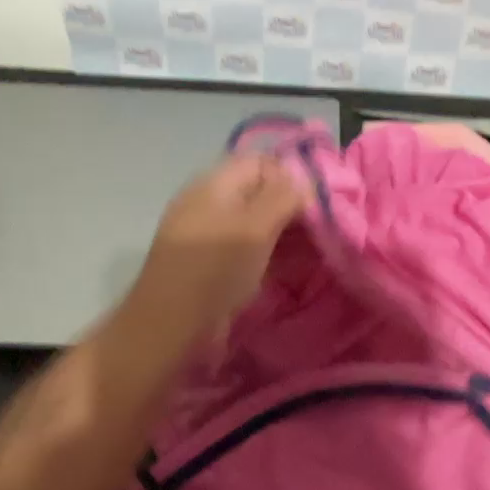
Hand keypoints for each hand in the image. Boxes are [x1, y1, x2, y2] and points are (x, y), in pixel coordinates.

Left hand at [121, 154, 309, 335]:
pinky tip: (291, 269)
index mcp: (214, 184)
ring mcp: (207, 235)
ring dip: (284, 234)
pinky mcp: (209, 265)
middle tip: (322, 230)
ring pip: (254, 223)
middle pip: (258, 192)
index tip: (319, 202)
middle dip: (291, 207)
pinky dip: (269, 253)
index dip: (291, 175)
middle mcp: (209, 203)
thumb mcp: (255, 227)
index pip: (261, 161)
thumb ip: (282, 197)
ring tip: (314, 252)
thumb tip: (303, 179)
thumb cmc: (214, 270)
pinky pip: (245, 248)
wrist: (168, 328)